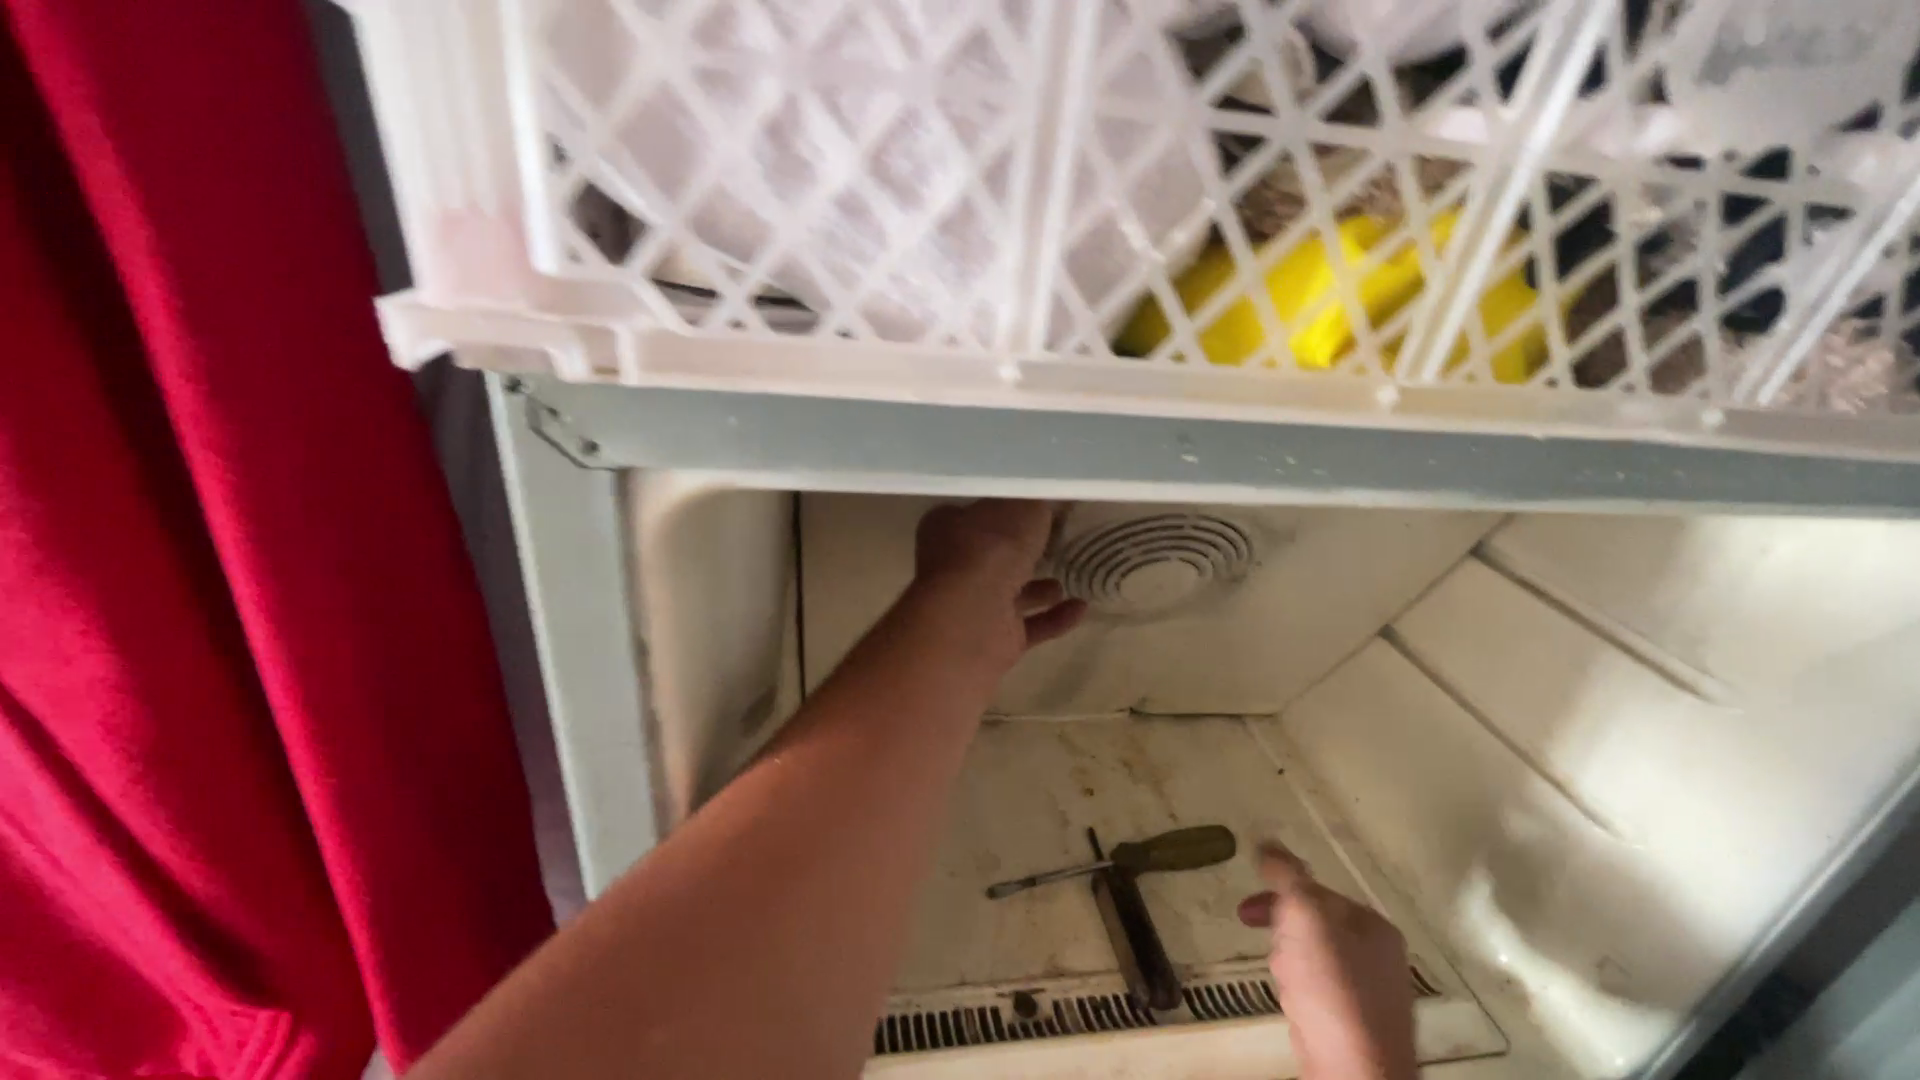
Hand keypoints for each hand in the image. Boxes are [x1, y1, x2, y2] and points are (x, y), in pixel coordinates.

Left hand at [908, 500, 1085, 671]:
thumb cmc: (990, 549)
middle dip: (1018, 552)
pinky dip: (1054, 618)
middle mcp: (954, 567)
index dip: (1003, 510)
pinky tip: (1081, 607)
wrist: (972, 619)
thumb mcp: (1023, 506)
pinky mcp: (995, 640)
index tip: (1032, 509)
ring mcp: (973, 606)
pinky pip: (1030, 626)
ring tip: (1066, 578)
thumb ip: (1037, 501)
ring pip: (1008, 593)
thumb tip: (1045, 499)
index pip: (975, 513)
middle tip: (1052, 544)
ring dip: (1037, 588)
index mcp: (948, 527)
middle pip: (992, 555)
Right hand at [1237, 843, 1416, 1079]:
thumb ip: (1288, 877)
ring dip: (1288, 966)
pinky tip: (1295, 1010)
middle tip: (1269, 949)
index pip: (1317, 893)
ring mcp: (1372, 995)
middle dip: (1282, 935)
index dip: (1278, 896)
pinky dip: (1300, 996)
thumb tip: (1268, 843)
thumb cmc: (1332, 989)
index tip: (1246, 912)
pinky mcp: (1357, 1028)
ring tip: (1284, 986)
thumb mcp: (1304, 917)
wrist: (1355, 1074)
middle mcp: (1379, 957)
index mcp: (1373, 925)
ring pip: (1312, 961)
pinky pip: (1318, 995)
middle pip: (1314, 926)